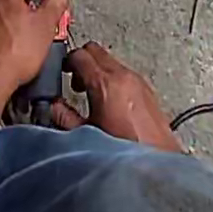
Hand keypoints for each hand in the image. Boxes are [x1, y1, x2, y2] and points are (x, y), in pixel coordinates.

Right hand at [52, 42, 183, 152]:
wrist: (157, 161)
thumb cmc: (124, 152)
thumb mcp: (86, 136)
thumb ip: (65, 117)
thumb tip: (55, 106)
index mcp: (104, 83)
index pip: (80, 55)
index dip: (68, 61)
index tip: (63, 71)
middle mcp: (122, 75)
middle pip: (95, 50)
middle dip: (82, 61)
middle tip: (75, 80)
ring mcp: (137, 80)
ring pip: (110, 60)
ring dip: (98, 69)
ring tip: (92, 94)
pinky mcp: (147, 88)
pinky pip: (124, 72)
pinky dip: (113, 78)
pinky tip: (110, 101)